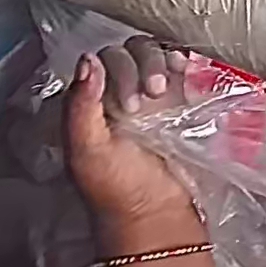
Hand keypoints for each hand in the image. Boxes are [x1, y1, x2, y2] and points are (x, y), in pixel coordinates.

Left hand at [64, 37, 196, 231]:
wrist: (157, 215)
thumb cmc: (117, 188)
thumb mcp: (87, 152)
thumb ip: (81, 106)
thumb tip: (87, 59)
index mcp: (94, 99)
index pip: (102, 60)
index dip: (116, 70)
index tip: (128, 103)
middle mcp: (121, 89)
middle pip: (129, 50)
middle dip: (140, 65)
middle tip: (149, 96)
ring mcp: (153, 91)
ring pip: (154, 51)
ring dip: (159, 61)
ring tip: (163, 90)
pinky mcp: (180, 96)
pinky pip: (180, 64)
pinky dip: (181, 58)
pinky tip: (184, 69)